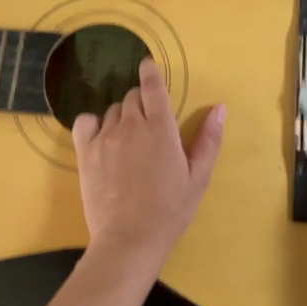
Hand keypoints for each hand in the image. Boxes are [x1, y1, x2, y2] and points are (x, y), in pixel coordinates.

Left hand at [71, 58, 224, 269]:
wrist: (130, 239)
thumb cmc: (170, 210)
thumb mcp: (198, 177)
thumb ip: (209, 139)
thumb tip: (220, 107)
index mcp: (161, 128)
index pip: (152, 86)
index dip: (150, 72)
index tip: (148, 66)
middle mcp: (132, 125)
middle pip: (132, 97)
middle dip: (141, 102)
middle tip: (148, 124)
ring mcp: (106, 137)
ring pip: (112, 110)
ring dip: (122, 115)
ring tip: (128, 138)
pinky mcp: (86, 152)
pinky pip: (86, 122)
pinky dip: (93, 123)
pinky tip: (101, 137)